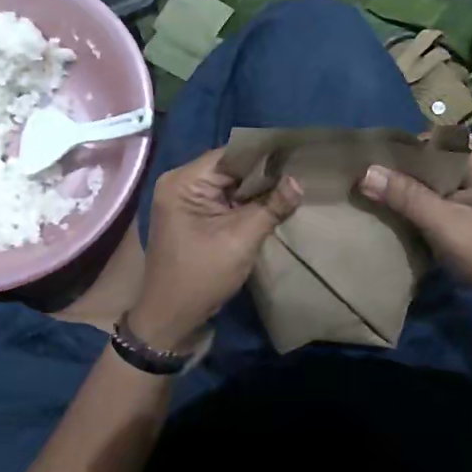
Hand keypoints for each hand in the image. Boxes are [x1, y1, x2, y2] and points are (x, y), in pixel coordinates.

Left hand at [127, 150, 303, 351]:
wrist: (171, 316)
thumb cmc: (201, 275)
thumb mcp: (241, 239)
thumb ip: (271, 206)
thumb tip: (299, 180)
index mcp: (184, 182)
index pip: (231, 155)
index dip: (264, 155)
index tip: (296, 155)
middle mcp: (181, 183)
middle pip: (230, 168)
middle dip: (264, 173)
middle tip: (300, 171)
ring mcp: (186, 200)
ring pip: (230, 185)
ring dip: (257, 189)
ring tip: (292, 185)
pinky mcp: (193, 216)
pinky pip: (224, 200)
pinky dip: (246, 203)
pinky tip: (273, 204)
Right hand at [359, 142, 471, 309]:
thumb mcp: (446, 227)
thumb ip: (407, 197)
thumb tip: (365, 172)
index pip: (438, 145)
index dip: (403, 158)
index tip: (369, 170)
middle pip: (439, 157)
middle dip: (408, 172)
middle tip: (371, 184)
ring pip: (441, 172)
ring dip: (415, 186)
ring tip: (382, 193)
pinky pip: (449, 185)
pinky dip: (428, 196)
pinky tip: (407, 206)